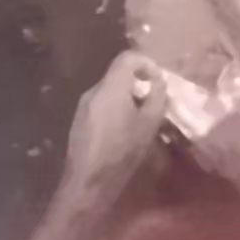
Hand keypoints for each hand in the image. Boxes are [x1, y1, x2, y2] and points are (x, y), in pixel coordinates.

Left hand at [59, 51, 168, 205]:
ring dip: (129, 98)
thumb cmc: (122, 152)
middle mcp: (94, 91)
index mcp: (111, 88)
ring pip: (111, 90)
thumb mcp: (149, 124)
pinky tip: (125, 131)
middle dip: (140, 84)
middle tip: (155, 103)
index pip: (128, 58)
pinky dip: (117, 108)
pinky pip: (103, 104)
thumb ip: (157, 97)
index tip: (159, 82)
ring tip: (143, 120)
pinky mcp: (80, 120)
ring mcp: (84, 106)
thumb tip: (159, 81)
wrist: (88, 182)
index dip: (147, 64)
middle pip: (119, 74)